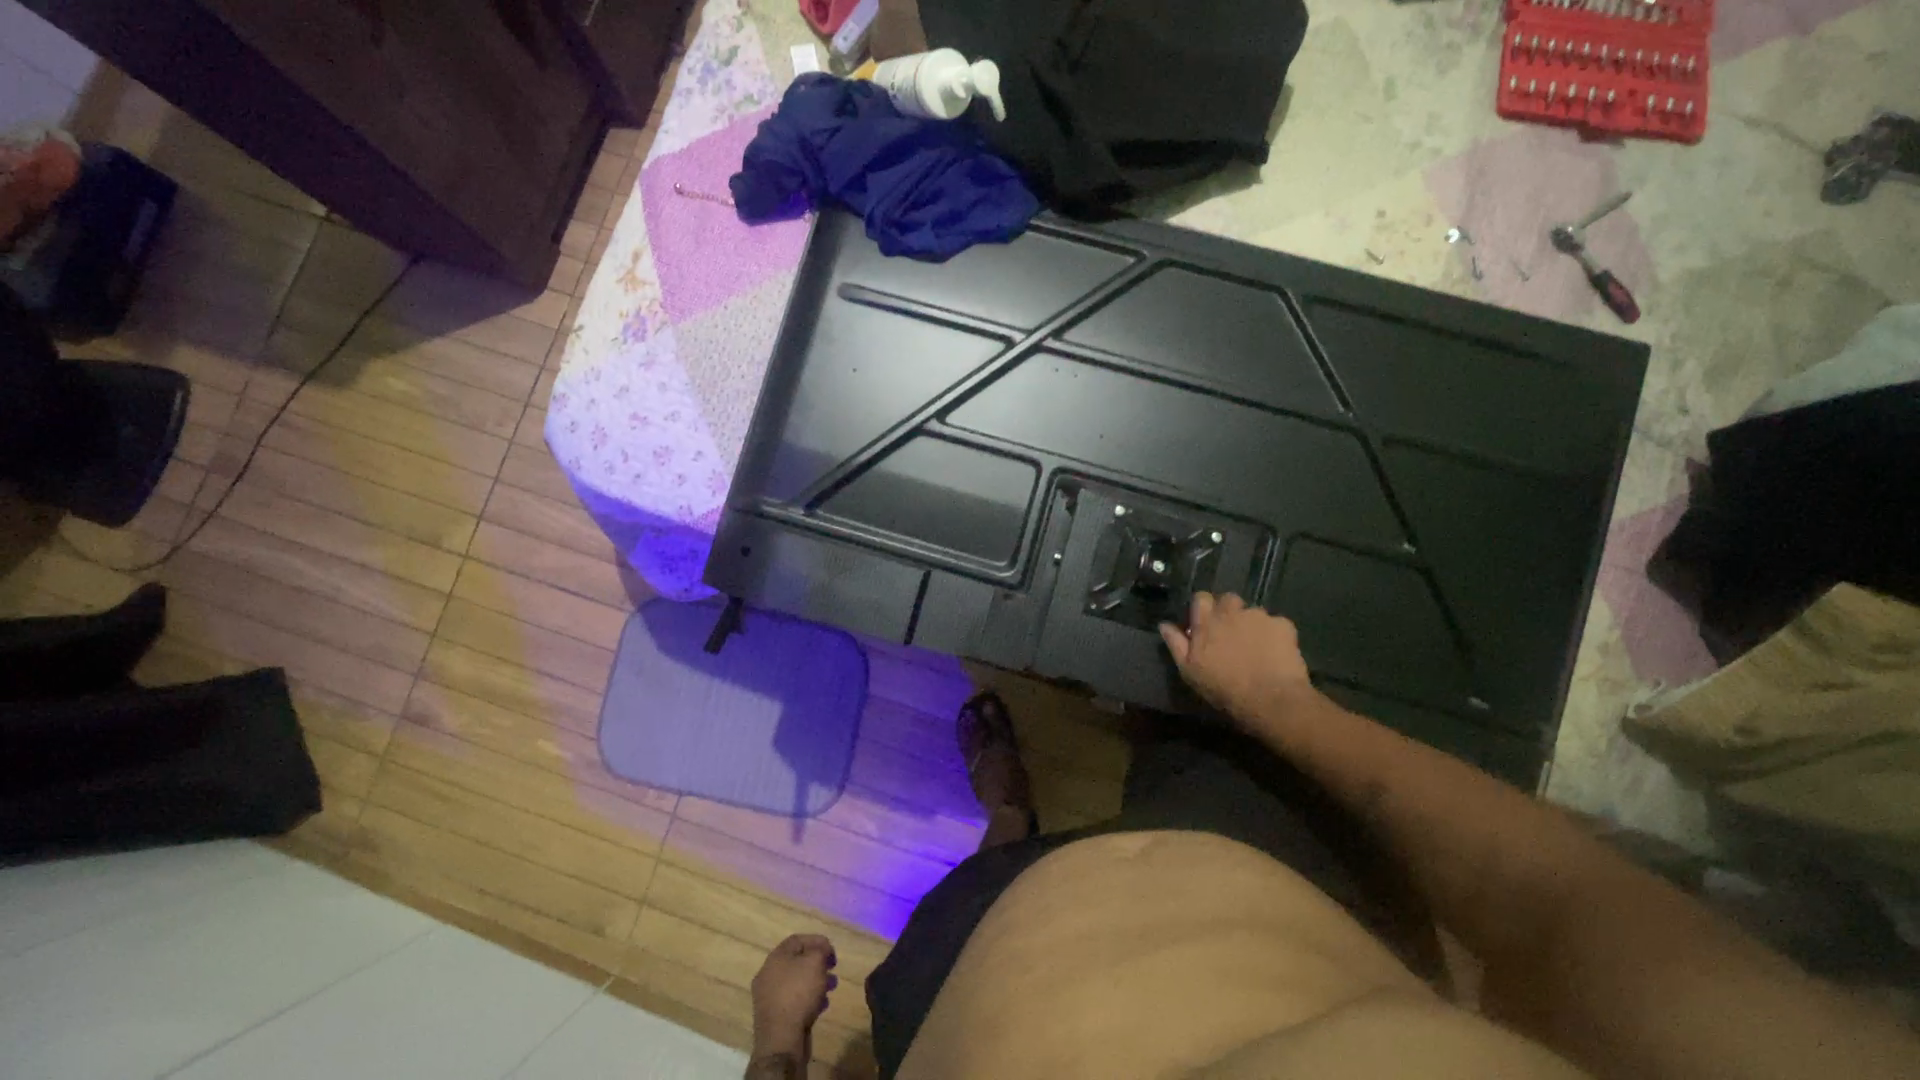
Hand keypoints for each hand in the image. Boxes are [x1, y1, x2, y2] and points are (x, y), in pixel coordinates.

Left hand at [751, 934, 837, 1058]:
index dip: (817, 941)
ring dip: (815, 981)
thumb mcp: (815, 963)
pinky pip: (793, 1000)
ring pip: (796, 981)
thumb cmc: (798, 993)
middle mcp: (768, 973)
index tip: (832, 953)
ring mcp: (768, 996)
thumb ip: (820, 950)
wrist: (781, 1038)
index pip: (797, 940)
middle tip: (832, 970)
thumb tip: (822, 949)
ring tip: (831, 988)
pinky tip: (821, 1006)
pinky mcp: (774, 1015)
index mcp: (775, 957)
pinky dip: (808, 998)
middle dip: (818, 963)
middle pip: (796, 961)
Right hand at [1159, 592, 1316, 730]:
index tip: (1205, 624)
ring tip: (1255, 647)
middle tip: (1230, 635)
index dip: (1203, 608)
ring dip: (1251, 624)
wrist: (1270, 699)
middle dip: (1228, 612)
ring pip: (1253, 612)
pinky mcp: (1283, 624)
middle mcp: (1231, 612)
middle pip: (1228, 599)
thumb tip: (1163, 624)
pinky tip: (1274, 653)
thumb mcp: (1190, 672)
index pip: (1201, 598)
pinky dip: (1273, 634)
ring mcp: (1259, 616)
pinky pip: (1276, 624)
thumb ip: (1176, 644)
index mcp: (1207, 622)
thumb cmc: (1224, 689)